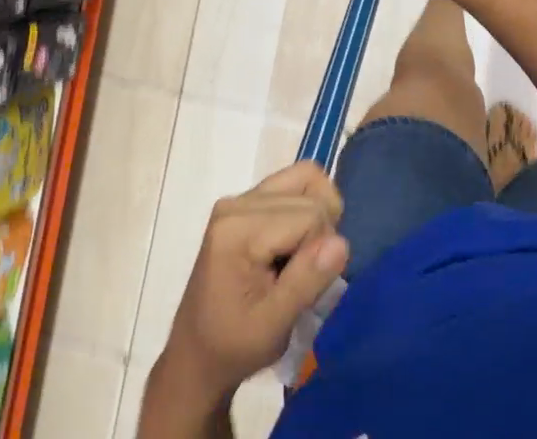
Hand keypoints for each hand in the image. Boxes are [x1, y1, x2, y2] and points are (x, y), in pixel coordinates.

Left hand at [159, 162, 349, 400]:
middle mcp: (236, 202)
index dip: (320, 251)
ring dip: (316, 218)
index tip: (300, 287)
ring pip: (307, 180)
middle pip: (310, 194)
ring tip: (297, 258)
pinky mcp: (244, 203)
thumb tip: (341, 243)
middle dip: (319, 234)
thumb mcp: (272, 327)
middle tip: (297, 276)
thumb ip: (306, 281)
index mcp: (237, 229)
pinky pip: (294, 187)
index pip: (311, 215)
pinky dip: (305, 212)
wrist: (195, 356)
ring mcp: (239, 199)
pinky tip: (290, 248)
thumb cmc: (233, 346)